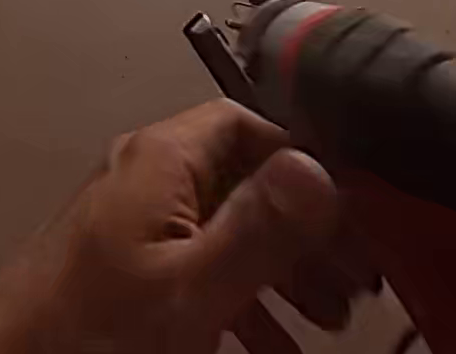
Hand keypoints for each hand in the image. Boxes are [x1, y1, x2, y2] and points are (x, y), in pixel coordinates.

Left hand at [0, 101, 345, 353]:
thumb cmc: (102, 327)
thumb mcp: (191, 287)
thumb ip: (256, 228)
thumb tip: (316, 166)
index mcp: (162, 157)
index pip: (242, 123)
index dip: (296, 158)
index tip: (349, 211)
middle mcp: (148, 172)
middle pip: (239, 177)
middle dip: (297, 226)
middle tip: (353, 282)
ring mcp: (135, 215)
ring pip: (221, 223)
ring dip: (277, 266)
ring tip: (327, 319)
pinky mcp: (126, 257)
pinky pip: (195, 260)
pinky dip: (239, 293)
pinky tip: (272, 345)